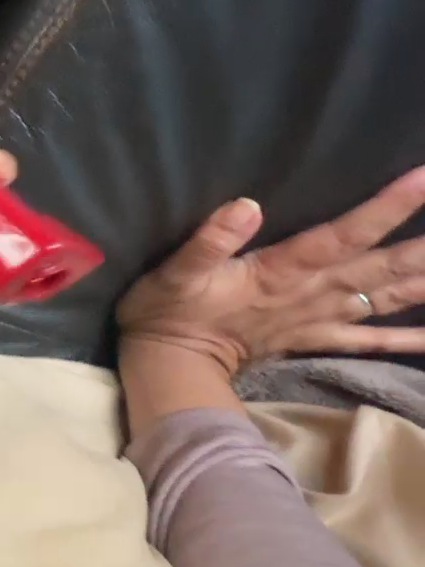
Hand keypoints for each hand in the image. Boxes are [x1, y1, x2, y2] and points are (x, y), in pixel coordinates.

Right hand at [117, 166, 424, 380]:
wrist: (170, 360)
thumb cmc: (167, 310)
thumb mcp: (174, 273)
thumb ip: (209, 241)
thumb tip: (247, 205)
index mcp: (281, 272)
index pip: (343, 234)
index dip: (387, 207)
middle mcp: (314, 292)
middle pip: (387, 264)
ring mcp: (321, 318)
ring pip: (395, 296)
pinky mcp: (317, 338)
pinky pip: (377, 340)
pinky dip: (415, 338)